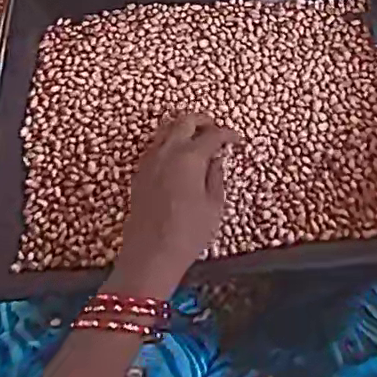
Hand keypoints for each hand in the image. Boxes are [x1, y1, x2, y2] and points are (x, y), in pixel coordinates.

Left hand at [113, 114, 237, 295]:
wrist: (150, 255)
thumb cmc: (187, 233)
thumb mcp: (214, 205)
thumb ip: (216, 176)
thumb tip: (216, 159)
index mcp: (189, 157)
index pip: (213, 134)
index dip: (227, 134)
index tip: (235, 140)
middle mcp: (167, 152)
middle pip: (184, 121)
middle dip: (203, 121)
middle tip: (215, 130)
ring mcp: (150, 161)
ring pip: (166, 129)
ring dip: (183, 128)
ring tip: (197, 139)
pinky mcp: (140, 173)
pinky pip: (155, 145)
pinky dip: (169, 142)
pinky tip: (179, 157)